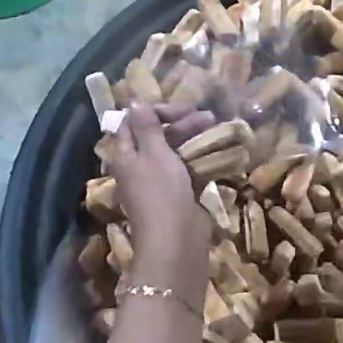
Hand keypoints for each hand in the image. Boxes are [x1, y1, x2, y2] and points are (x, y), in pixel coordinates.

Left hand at [106, 104, 212, 290]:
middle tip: (207, 117)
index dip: (154, 112)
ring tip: (216, 128)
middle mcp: (139, 167)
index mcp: (126, 156)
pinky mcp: (178, 194)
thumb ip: (146, 128)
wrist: (176, 239)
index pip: (133, 124)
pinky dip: (199, 158)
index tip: (180, 110)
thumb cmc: (161, 191)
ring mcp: (159, 181)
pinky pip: (187, 170)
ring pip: (174, 152)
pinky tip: (216, 151)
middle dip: (180, 124)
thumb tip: (134, 103)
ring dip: (193, 138)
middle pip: (156, 137)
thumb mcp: (153, 153)